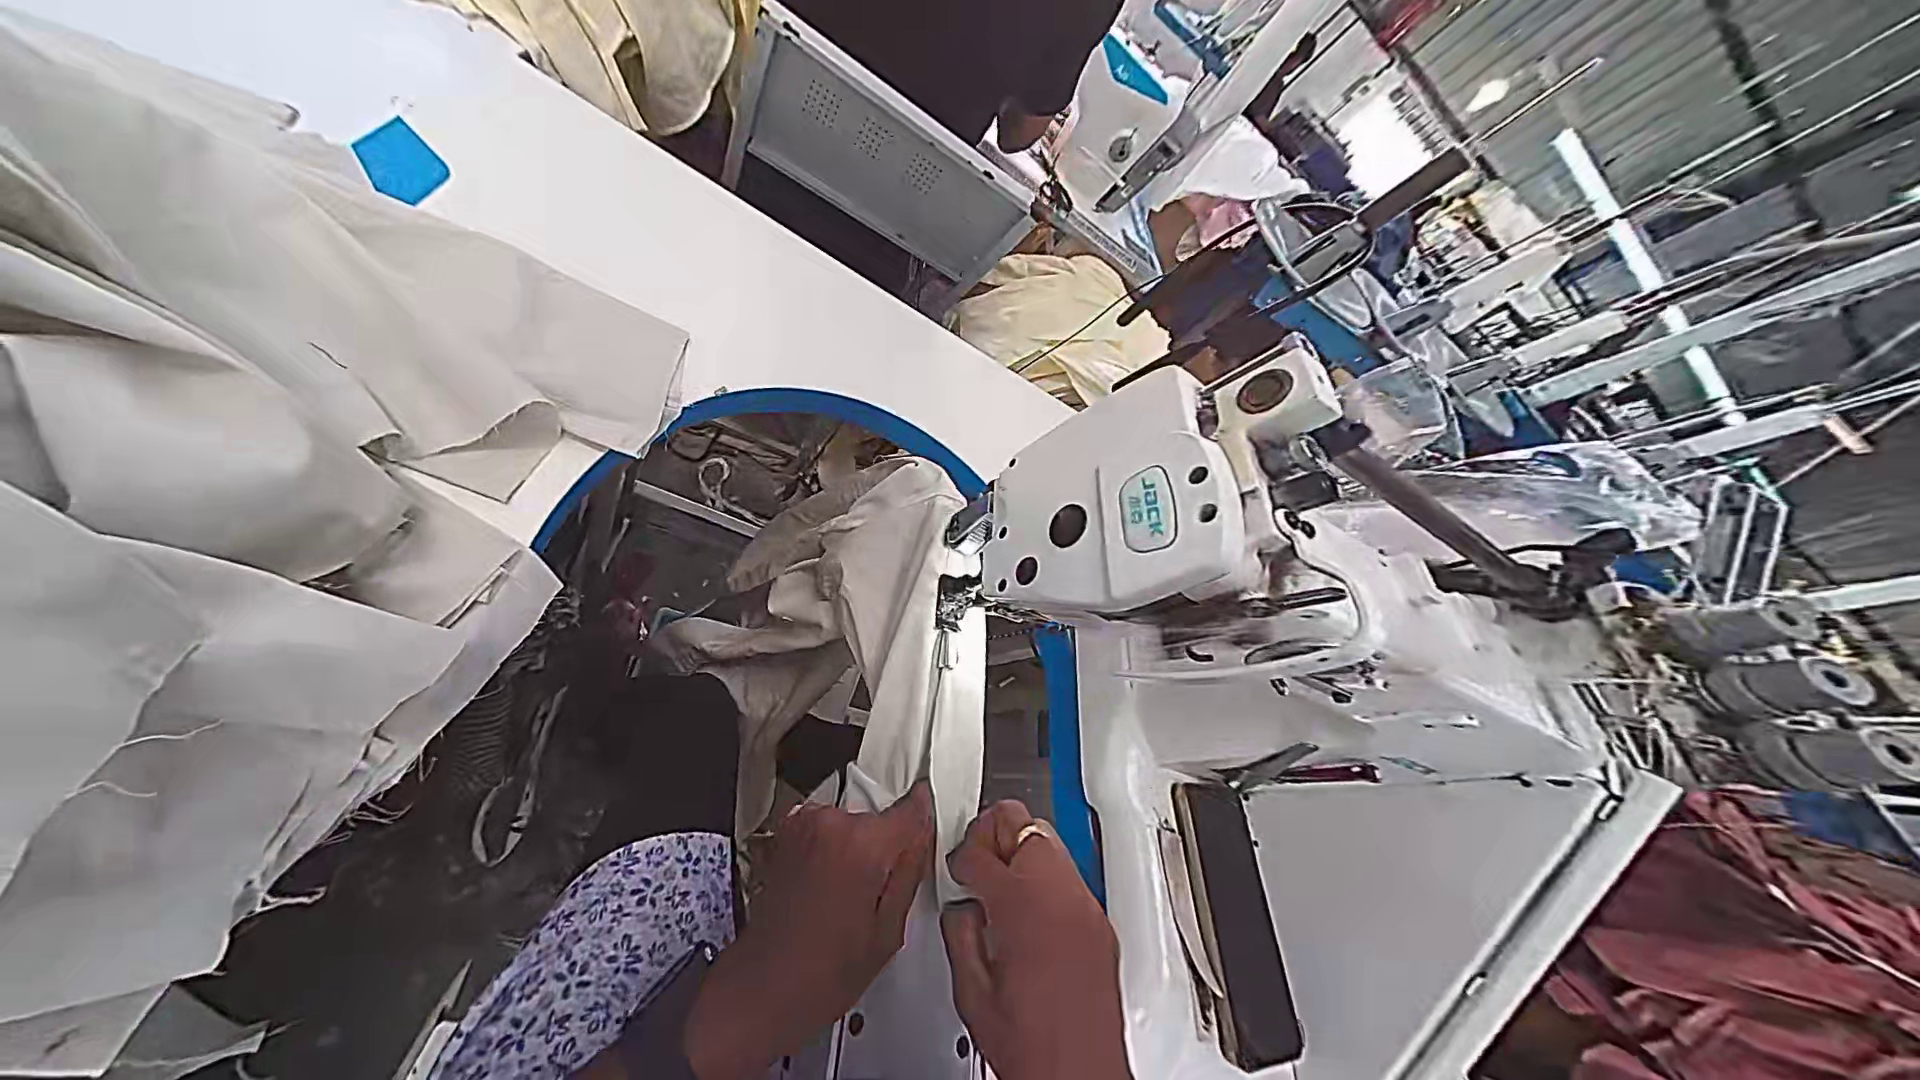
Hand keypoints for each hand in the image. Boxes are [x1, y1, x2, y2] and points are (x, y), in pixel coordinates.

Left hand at [681, 782, 934, 1079]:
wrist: (761, 986)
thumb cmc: (818, 973)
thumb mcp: (888, 931)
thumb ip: (911, 870)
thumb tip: (922, 835)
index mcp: (864, 844)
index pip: (911, 807)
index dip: (923, 820)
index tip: (925, 827)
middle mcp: (832, 823)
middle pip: (881, 817)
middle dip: (886, 844)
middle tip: (878, 888)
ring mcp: (805, 824)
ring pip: (855, 821)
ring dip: (858, 845)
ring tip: (847, 894)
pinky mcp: (788, 832)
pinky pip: (829, 826)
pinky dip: (833, 847)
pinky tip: (828, 886)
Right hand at [942, 801, 1131, 1079]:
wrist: (1082, 1079)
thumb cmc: (1034, 1047)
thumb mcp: (972, 991)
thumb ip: (960, 931)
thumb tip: (961, 906)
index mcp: (1021, 904)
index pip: (980, 849)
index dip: (959, 855)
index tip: (957, 869)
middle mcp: (1058, 893)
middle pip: (1019, 820)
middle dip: (990, 833)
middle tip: (976, 858)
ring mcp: (1084, 902)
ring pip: (1047, 838)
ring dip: (1018, 849)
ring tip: (1000, 880)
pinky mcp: (1099, 918)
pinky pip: (1067, 871)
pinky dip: (1044, 874)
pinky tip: (1029, 904)